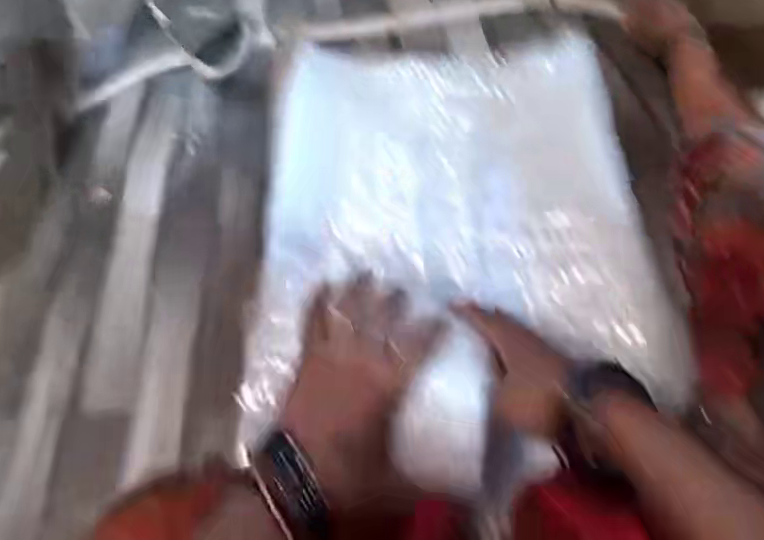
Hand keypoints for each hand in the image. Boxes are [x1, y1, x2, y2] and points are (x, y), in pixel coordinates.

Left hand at [277, 276, 444, 509]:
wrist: (294, 475)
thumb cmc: (347, 476)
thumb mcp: (395, 484)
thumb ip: (429, 481)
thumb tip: (468, 491)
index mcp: (384, 386)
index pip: (415, 350)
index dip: (431, 332)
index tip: (443, 317)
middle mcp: (359, 360)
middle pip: (379, 320)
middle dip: (392, 301)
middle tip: (402, 288)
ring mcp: (329, 354)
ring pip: (345, 312)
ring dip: (356, 291)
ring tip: (365, 272)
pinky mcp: (306, 357)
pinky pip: (311, 321)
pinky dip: (316, 301)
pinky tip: (321, 284)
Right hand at [453, 302, 572, 439]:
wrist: (588, 407)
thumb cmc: (538, 397)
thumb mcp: (502, 403)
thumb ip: (486, 396)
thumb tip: (476, 394)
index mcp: (506, 337)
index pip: (481, 319)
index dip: (466, 312)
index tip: (451, 305)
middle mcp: (523, 336)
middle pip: (501, 321)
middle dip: (485, 317)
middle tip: (471, 315)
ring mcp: (542, 348)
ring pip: (516, 333)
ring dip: (503, 332)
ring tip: (489, 336)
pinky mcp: (555, 364)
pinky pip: (527, 348)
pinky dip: (516, 348)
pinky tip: (513, 358)